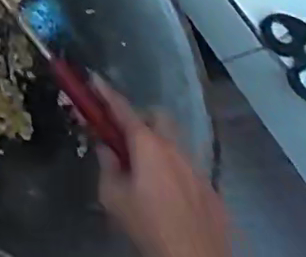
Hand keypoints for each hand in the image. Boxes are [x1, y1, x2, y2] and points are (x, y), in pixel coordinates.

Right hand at [94, 77, 230, 256]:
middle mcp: (174, 148)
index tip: (94, 78)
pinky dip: (175, 171)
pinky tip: (169, 195)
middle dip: (141, 119)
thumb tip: (105, 148)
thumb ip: (106, 165)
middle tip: (125, 137)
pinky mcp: (211, 190)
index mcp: (147, 144)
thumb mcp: (113, 196)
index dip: (105, 92)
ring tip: (146, 170)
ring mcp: (197, 168)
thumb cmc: (148, 225)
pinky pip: (189, 169)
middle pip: (157, 117)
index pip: (122, 108)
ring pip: (175, 143)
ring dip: (159, 146)